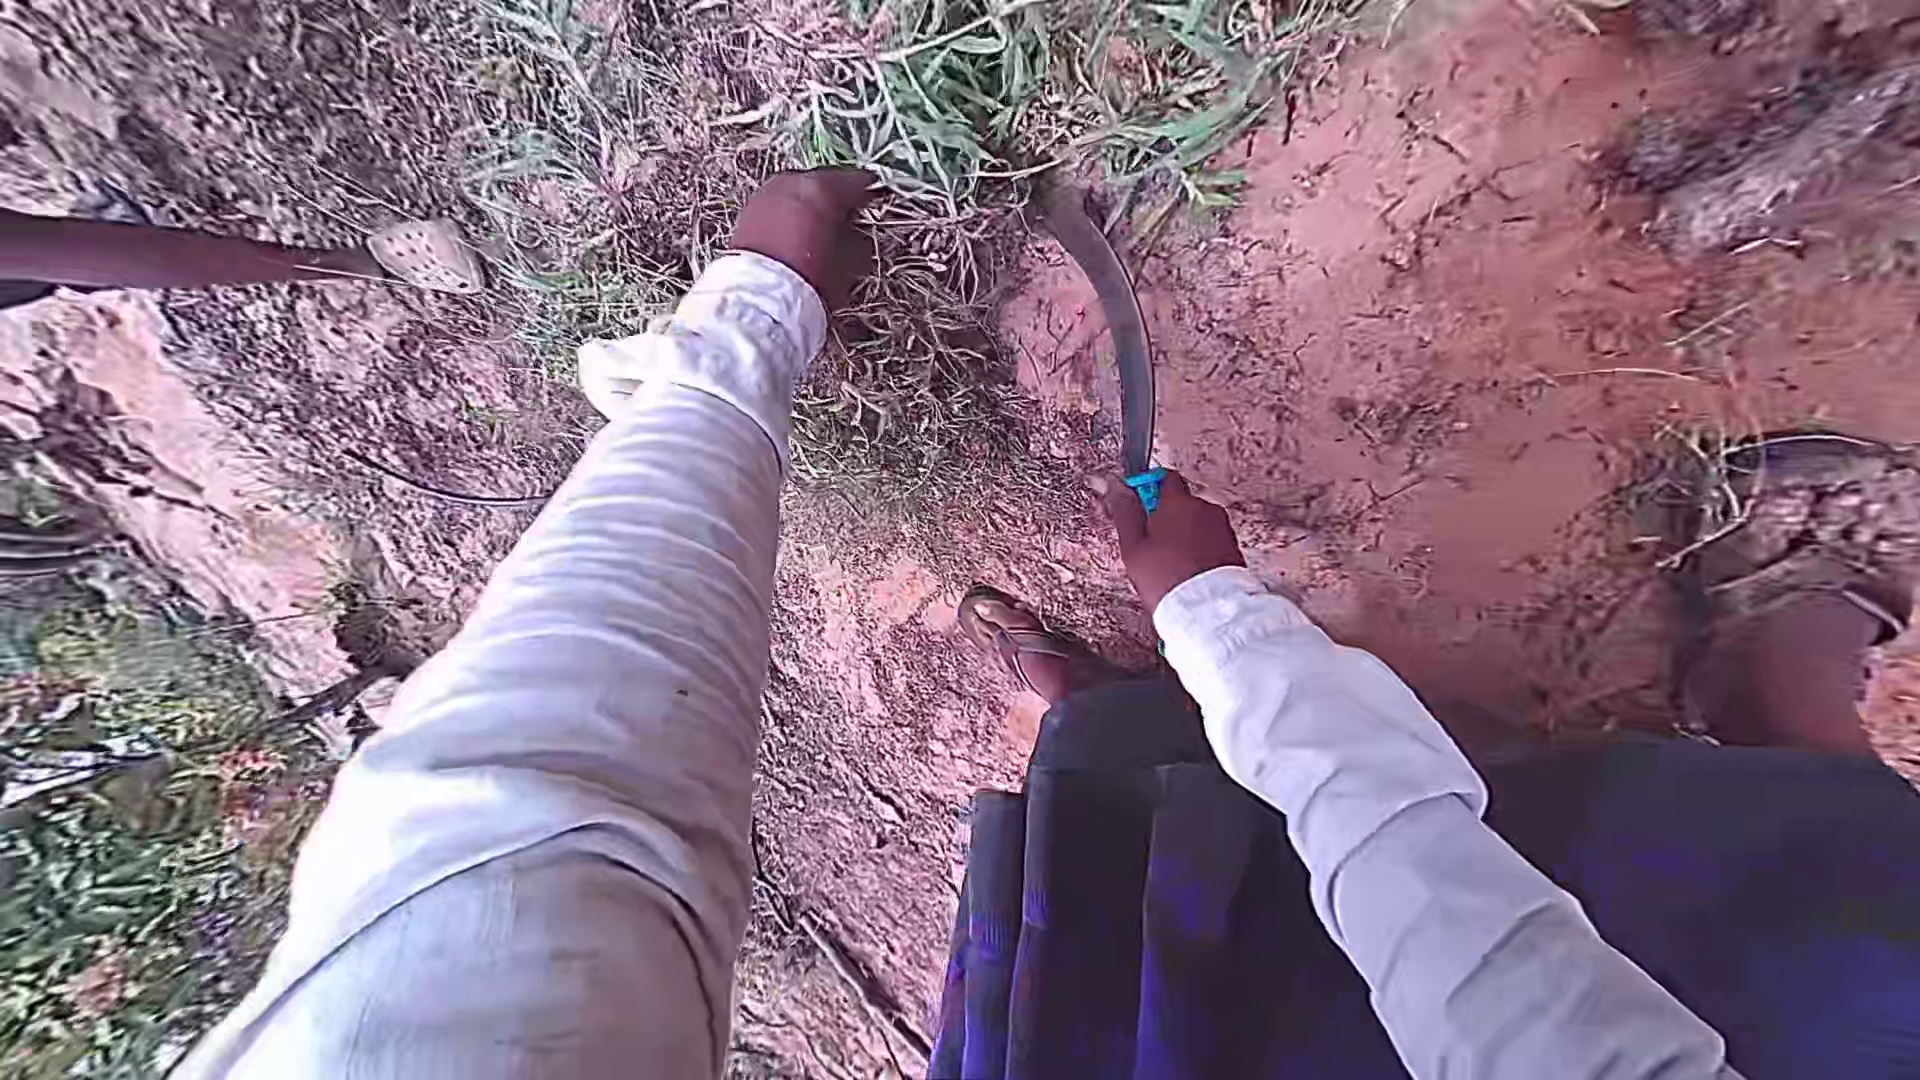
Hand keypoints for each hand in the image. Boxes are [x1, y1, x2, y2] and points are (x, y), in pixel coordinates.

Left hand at [730, 168, 878, 310]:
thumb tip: (861, 235)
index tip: (876, 200)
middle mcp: (793, 182)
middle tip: (849, 216)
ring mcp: (767, 193)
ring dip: (812, 205)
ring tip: (822, 227)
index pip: (856, 182)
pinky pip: (779, 204)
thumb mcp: (849, 265)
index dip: (870, 192)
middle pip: (824, 182)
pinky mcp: (749, 210)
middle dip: (837, 198)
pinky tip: (797, 233)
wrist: (762, 298)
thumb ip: (860, 242)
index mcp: (822, 190)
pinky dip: (792, 213)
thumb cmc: (812, 280)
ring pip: (799, 191)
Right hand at [1095, 471, 1245, 610]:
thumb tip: (1112, 485)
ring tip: (1166, 562)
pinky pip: (1207, 539)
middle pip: (1179, 502)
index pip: (1163, 477)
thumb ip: (1124, 511)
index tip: (1136, 505)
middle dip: (1163, 517)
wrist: (1207, 610)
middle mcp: (1204, 508)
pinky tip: (1183, 569)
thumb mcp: (1133, 545)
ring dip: (1180, 534)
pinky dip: (1195, 548)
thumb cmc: (1168, 578)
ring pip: (1194, 522)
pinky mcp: (1231, 546)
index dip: (1146, 489)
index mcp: (1178, 502)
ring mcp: (1221, 527)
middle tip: (1148, 543)